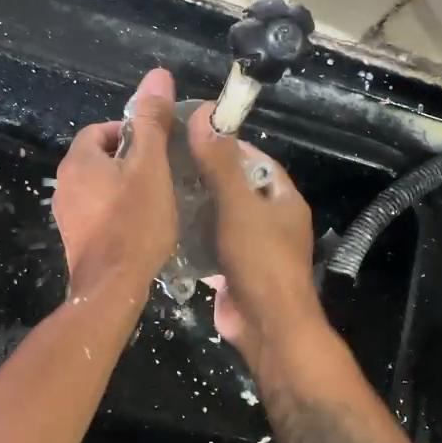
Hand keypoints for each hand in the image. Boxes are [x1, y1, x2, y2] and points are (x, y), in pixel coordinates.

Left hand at [53, 68, 178, 300]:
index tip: (157, 148)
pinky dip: (117, 211)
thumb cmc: (134, 222)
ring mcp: (67, 215)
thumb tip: (157, 76)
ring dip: (124, 187)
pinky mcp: (76, 239)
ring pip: (98, 187)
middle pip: (99, 158)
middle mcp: (64, 184)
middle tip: (161, 174)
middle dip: (129, 161)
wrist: (112, 286)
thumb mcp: (150, 167)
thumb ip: (152, 122)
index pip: (101, 129)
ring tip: (155, 199)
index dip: (131, 133)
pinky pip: (97, 212)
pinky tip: (139, 225)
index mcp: (78, 161)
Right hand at [188, 103, 323, 358]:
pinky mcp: (234, 273)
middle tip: (166, 163)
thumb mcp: (238, 205)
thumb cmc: (260, 261)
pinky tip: (164, 229)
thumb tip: (204, 115)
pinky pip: (211, 248)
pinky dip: (191, 240)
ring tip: (159, 192)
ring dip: (195, 209)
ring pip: (220, 219)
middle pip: (234, 189)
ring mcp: (253, 249)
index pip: (254, 160)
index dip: (225, 145)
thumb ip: (220, 163)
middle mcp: (271, 221)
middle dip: (203, 177)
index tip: (191, 135)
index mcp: (282, 199)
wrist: (267, 327)